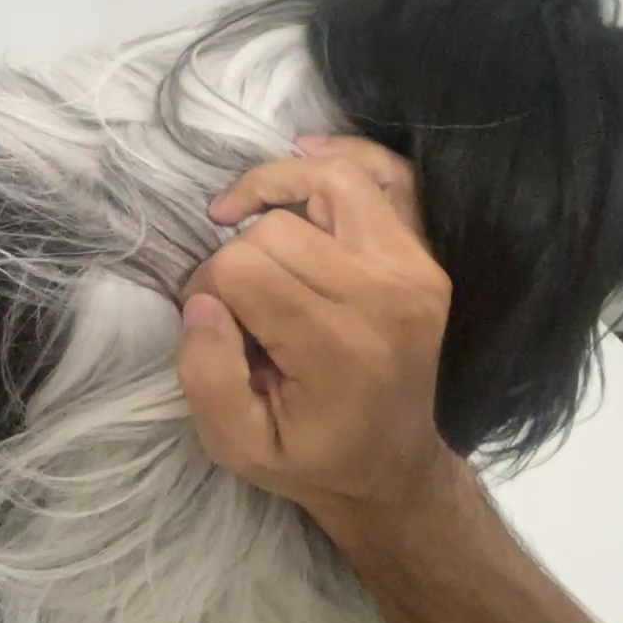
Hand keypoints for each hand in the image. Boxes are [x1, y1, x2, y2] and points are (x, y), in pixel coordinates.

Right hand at [176, 136, 467, 554]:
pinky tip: (301, 155)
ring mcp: (414, 269)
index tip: (209, 322)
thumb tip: (200, 302)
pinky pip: (388, 177)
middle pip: (276, 228)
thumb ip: (206, 376)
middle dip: (230, 254)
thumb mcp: (237, 445)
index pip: (243, 267)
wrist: (390, 466)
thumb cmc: (309, 458)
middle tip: (225, 299)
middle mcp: (387, 295)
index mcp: (338, 346)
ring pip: (330, 182)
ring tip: (234, 214)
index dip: (205, 286)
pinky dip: (341, 157)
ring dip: (271, 190)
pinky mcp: (422, 256)